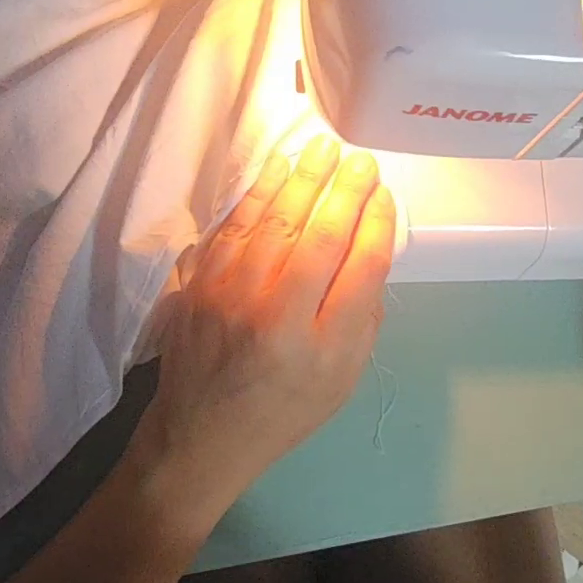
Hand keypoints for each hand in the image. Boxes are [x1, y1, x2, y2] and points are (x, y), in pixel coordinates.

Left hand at [130, 135, 396, 517]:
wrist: (202, 434)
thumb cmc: (284, 409)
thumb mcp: (342, 379)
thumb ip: (362, 316)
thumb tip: (371, 249)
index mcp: (321, 346)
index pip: (360, 265)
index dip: (376, 221)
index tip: (383, 193)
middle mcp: (276, 315)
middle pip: (319, 234)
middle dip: (345, 190)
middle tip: (360, 159)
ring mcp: (230, 295)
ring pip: (274, 220)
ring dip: (302, 178)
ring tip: (324, 148)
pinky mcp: (199, 284)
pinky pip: (234, 226)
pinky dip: (259, 193)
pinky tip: (278, 170)